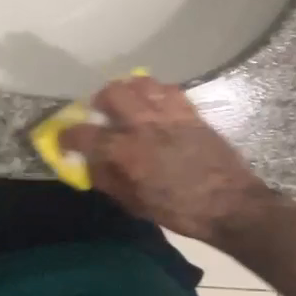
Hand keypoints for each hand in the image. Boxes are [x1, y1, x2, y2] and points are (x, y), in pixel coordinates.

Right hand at [57, 76, 275, 243]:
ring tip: (127, 103)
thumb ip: (108, 180)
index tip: (64, 141)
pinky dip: (155, 92)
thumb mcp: (134, 204)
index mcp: (126, 152)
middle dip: (99, 101)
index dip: (66, 136)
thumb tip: (90, 164)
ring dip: (127, 90)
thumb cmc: (180, 211)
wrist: (231, 205)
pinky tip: (155, 106)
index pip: (83, 134)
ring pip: (140, 83)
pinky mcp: (191, 113)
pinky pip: (167, 89)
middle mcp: (144, 125)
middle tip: (100, 114)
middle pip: (112, 93)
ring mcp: (170, 115)